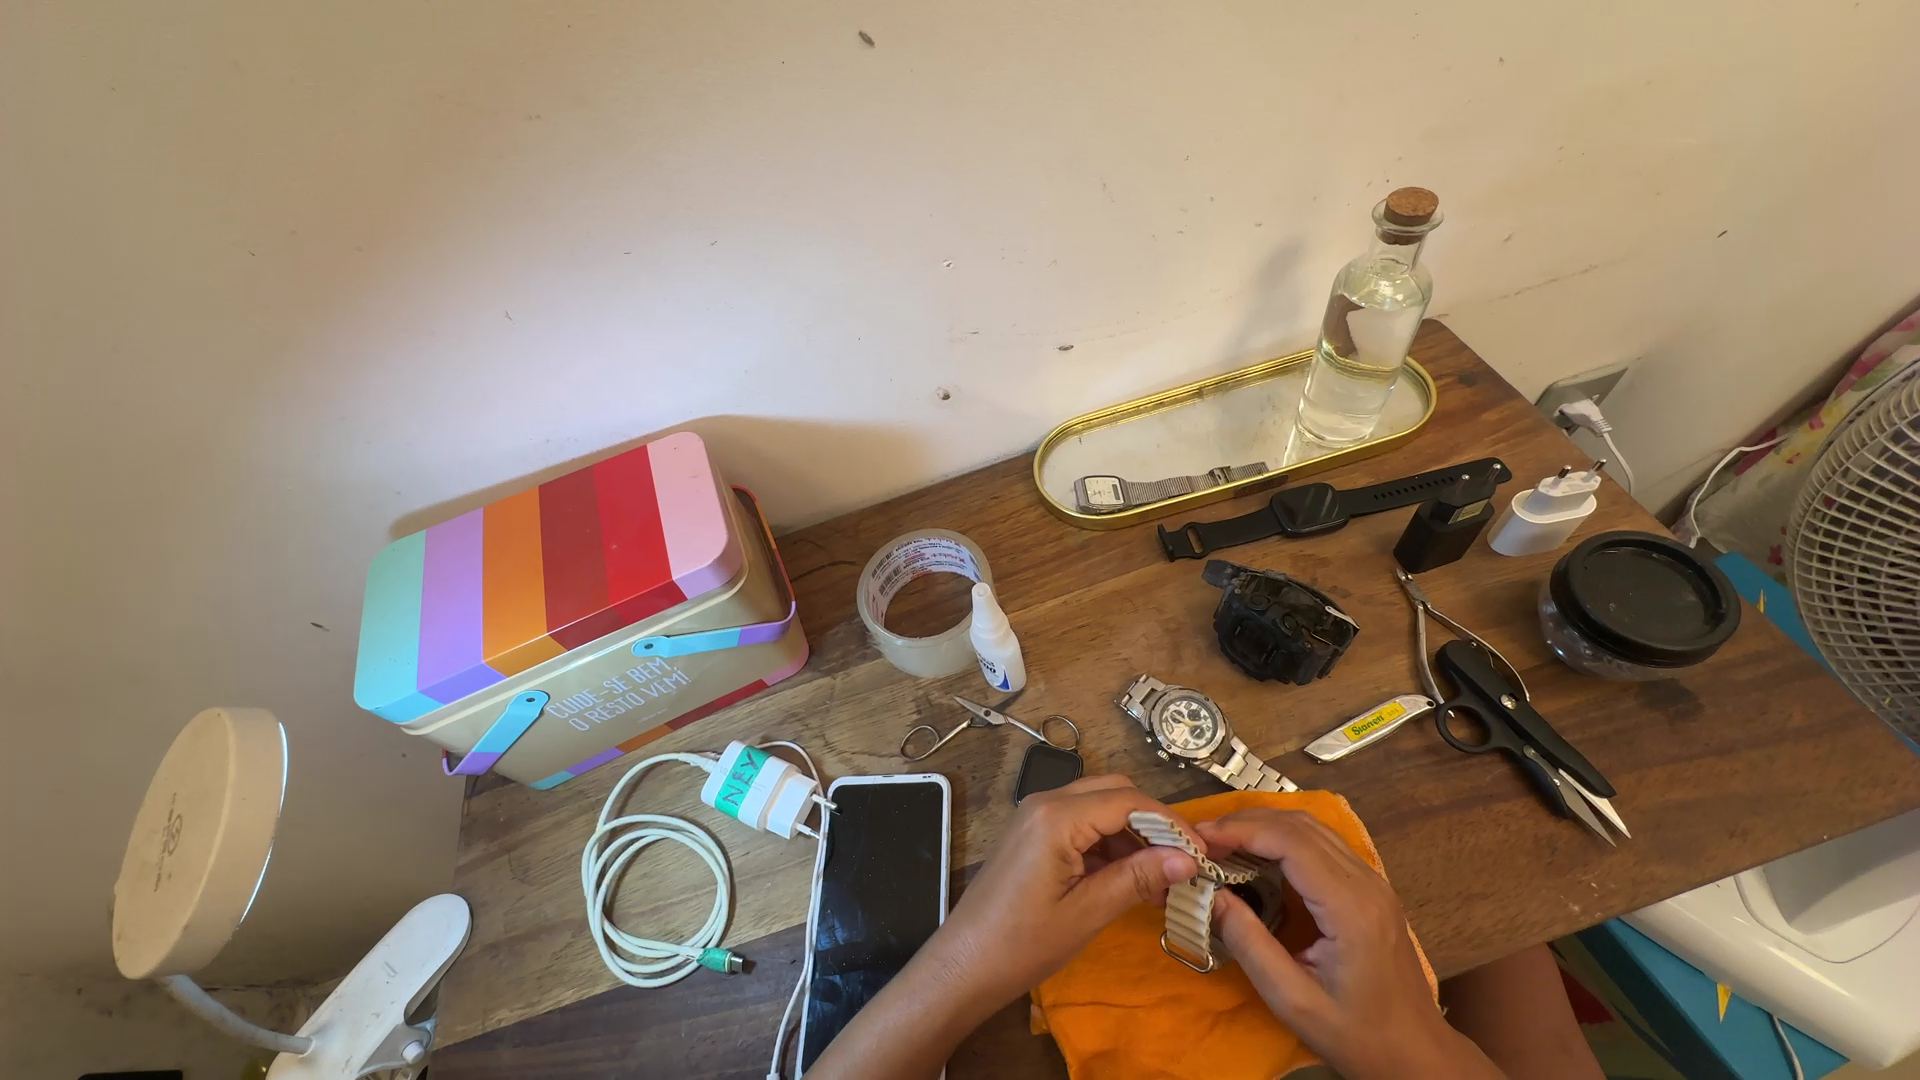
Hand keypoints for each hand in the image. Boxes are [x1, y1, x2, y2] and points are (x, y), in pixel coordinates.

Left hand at [923, 773, 1199, 1005]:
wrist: (965, 963)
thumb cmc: (1022, 942)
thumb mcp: (1087, 913)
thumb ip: (1136, 878)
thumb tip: (1188, 859)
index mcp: (1057, 816)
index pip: (1128, 801)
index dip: (1170, 823)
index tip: (1201, 855)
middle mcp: (1046, 802)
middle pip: (1114, 792)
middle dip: (1152, 823)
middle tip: (1181, 864)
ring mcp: (1036, 815)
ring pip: (1098, 805)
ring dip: (1131, 835)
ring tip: (1159, 880)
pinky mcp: (1033, 832)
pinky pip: (1080, 823)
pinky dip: (1108, 844)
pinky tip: (1128, 878)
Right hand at [1195, 809, 1500, 1079]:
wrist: (1419, 1057)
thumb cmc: (1357, 1035)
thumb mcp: (1293, 1000)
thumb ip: (1249, 944)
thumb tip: (1210, 895)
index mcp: (1350, 907)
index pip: (1290, 841)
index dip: (1241, 830)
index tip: (1199, 838)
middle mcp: (1366, 882)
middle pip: (1298, 825)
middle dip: (1244, 822)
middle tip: (1202, 838)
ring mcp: (1372, 880)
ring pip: (1310, 826)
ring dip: (1262, 824)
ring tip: (1222, 841)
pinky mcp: (1369, 885)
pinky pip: (1320, 841)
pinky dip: (1281, 835)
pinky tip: (1257, 852)